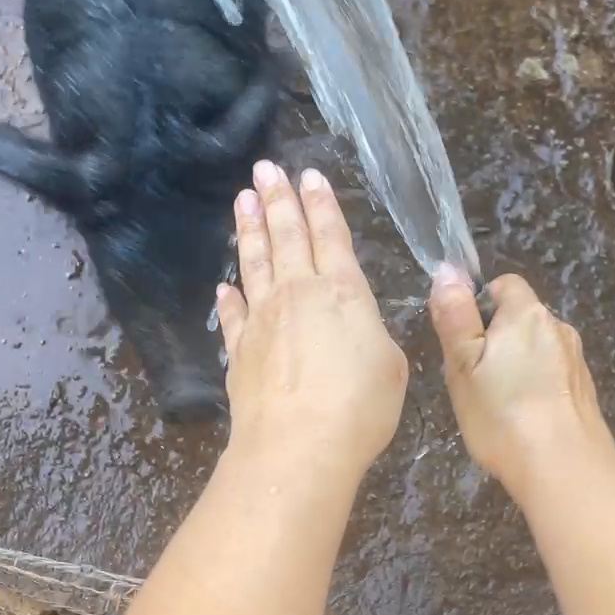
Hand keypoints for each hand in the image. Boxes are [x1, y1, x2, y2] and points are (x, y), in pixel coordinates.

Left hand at [216, 161, 407, 482]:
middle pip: (287, 236)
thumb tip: (354, 328)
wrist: (298, 445)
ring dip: (250, 229)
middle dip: (278, 199)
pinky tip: (224, 283)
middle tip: (265, 168)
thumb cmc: (359, 405)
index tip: (308, 175)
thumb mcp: (390, 365)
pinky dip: (229, 295)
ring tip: (243, 200)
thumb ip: (371, 335)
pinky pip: (234, 314)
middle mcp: (299, 293)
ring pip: (255, 262)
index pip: (330, 235)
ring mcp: (263, 319)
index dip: (320, 204)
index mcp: (343, 291)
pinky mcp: (240, 349)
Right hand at [428, 270, 614, 506]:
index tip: (465, 342)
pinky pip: (551, 375)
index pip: (504, 284)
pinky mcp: (585, 390)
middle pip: (519, 318)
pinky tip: (523, 420)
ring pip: (535, 349)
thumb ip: (455, 316)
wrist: (565, 470)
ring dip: (516, 365)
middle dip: (495, 339)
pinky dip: (535, 388)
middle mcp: (558, 327)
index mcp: (527, 313)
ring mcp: (575, 360)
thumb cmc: (503, 414)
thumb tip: (447, 272)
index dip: (479, 305)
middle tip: (474, 379)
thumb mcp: (462, 365)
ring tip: (498, 405)